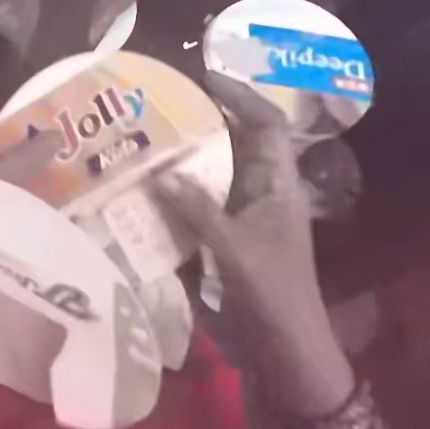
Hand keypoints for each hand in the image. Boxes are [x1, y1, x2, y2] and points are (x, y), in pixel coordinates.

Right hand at [154, 73, 353, 415]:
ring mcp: (244, 217)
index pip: (267, 126)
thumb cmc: (272, 295)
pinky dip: (175, 195)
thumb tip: (161, 172)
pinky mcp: (226, 239)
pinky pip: (198, 204)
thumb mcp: (235, 249)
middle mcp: (262, 193)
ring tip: (144, 143)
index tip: (204, 78)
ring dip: (184, 160)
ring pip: (214, 174)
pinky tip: (144, 192)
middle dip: (202, 125)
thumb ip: (198, 210)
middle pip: (235, 145)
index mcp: (279, 187)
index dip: (241, 97)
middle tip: (158, 109)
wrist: (285, 350)